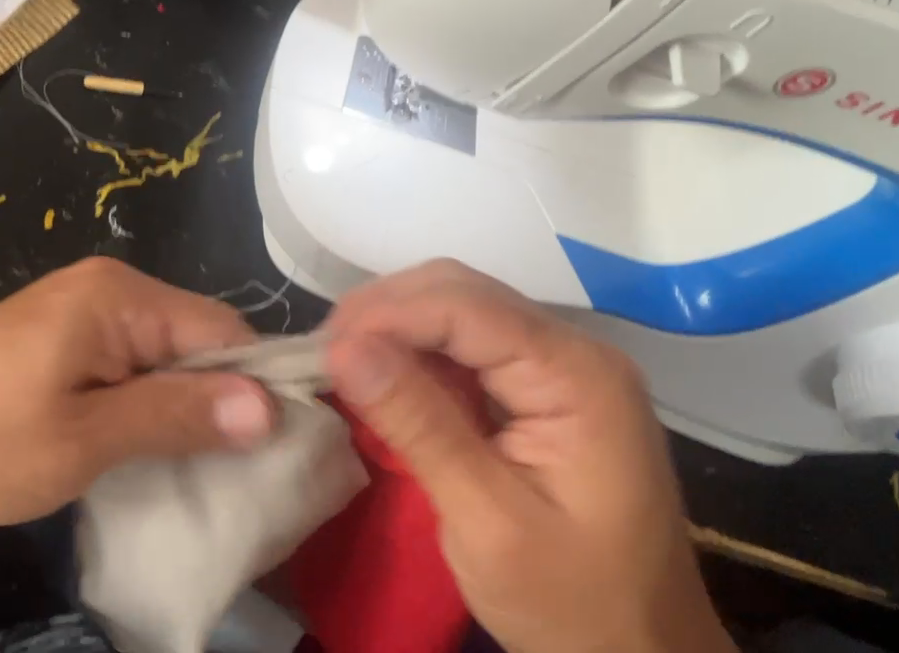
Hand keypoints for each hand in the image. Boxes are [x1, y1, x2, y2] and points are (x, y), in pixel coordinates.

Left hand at [0, 257, 277, 525]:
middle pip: (195, 339)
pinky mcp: (62, 337)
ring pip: (163, 354)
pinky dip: (146, 402)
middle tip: (241, 473)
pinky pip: (129, 362)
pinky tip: (152, 446)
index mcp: (118, 295)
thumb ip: (176, 414)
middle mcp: (107, 287)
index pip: (222, 328)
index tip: (276, 453)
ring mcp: (81, 310)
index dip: (255, 386)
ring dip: (183, 406)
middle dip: (219, 400)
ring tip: (204, 469)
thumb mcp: (85, 438)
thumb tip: (269, 405)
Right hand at [324, 261, 733, 652]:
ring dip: (395, 327)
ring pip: (458, 308)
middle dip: (385, 312)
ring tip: (341, 364)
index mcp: (578, 375)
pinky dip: (416, 352)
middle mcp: (573, 350)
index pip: (466, 306)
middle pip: (461, 292)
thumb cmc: (573, 605)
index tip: (321, 348)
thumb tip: (343, 348)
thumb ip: (418, 424)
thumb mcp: (487, 521)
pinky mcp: (541, 387)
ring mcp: (559, 366)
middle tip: (324, 356)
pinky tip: (383, 378)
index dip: (386, 313)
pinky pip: (467, 344)